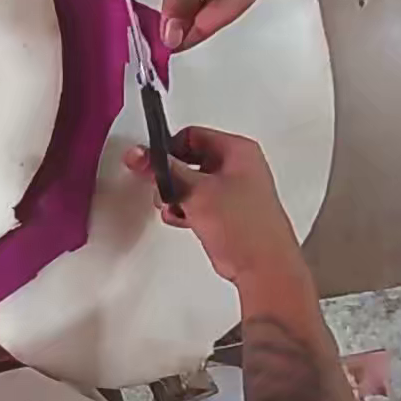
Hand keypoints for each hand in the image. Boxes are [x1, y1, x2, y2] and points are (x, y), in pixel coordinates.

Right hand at [123, 126, 303, 283]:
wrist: (260, 264)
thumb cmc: (246, 226)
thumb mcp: (195, 191)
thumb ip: (163, 171)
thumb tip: (139, 154)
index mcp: (237, 151)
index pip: (190, 136)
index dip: (168, 150)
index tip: (154, 165)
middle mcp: (235, 166)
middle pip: (186, 159)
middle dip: (169, 177)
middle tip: (166, 189)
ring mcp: (229, 188)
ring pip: (187, 182)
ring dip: (174, 196)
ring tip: (177, 207)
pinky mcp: (221, 209)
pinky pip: (192, 200)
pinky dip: (183, 209)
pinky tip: (185, 218)